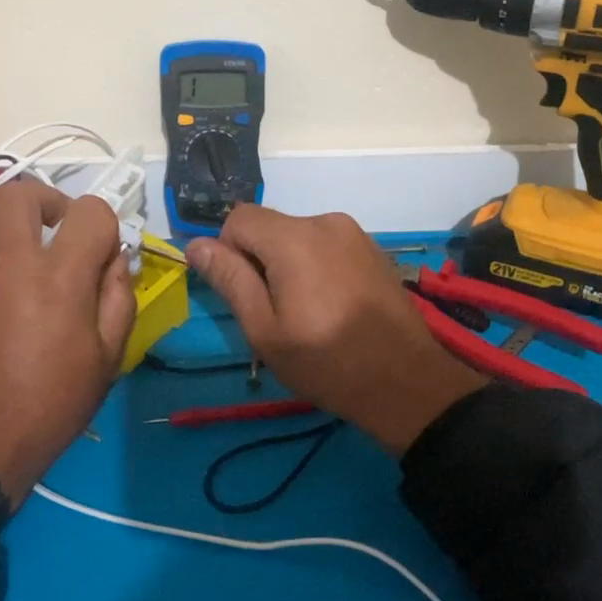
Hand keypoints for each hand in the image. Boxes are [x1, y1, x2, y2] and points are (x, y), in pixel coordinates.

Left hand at [0, 181, 137, 502]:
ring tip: (20, 255)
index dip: (103, 225)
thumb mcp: (108, 358)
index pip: (90, 211)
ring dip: (7, 225)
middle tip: (56, 231)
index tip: (101, 252)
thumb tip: (114, 260)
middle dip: (47, 202)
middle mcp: (9, 262)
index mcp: (60, 278)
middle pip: (21, 193)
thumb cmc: (51, 405)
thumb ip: (118, 298)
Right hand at [185, 206, 487, 454]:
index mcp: (294, 237)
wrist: (405, 381)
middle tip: (274, 313)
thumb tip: (196, 244)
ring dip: (288, 265)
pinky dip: (316, 267)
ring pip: (298, 237)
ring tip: (306, 313)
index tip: (243, 294)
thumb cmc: (326, 362)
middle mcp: (325, 221)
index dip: (228, 251)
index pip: (238, 218)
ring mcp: (354, 233)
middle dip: (259, 260)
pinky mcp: (373, 249)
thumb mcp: (265, 330)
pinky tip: (332, 307)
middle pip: (270, 226)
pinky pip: (326, 246)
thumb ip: (230, 280)